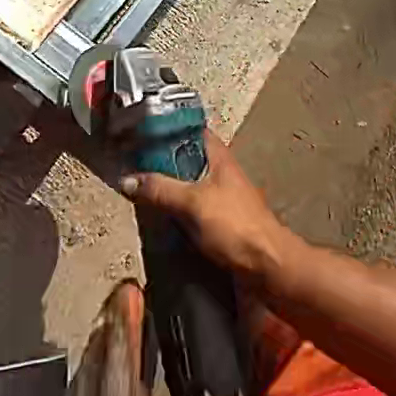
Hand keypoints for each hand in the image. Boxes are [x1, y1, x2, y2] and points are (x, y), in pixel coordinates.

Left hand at [41, 282, 235, 395]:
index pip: (116, 368)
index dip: (124, 326)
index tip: (131, 291)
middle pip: (91, 362)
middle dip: (107, 323)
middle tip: (123, 291)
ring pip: (80, 375)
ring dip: (97, 342)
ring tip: (114, 317)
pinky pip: (74, 394)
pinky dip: (88, 369)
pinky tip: (98, 370)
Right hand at [119, 131, 298, 286]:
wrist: (267, 267)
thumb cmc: (236, 226)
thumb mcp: (192, 203)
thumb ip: (160, 189)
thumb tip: (128, 180)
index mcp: (220, 158)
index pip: (193, 131)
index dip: (170, 128)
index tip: (143, 132)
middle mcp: (221, 174)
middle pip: (187, 160)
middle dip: (162, 163)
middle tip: (134, 166)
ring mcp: (222, 199)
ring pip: (188, 187)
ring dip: (168, 191)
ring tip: (140, 193)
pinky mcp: (220, 224)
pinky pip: (191, 212)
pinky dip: (175, 213)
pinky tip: (159, 220)